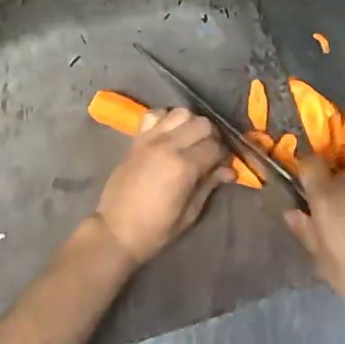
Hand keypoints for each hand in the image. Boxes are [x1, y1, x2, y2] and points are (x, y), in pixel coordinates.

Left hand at [94, 108, 234, 264]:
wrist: (115, 231)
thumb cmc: (155, 230)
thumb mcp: (189, 215)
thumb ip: (209, 186)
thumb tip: (229, 170)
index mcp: (183, 167)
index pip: (215, 146)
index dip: (224, 155)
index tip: (223, 165)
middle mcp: (168, 145)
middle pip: (202, 123)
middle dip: (211, 136)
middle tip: (209, 152)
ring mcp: (150, 139)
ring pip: (181, 112)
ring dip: (191, 124)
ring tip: (190, 140)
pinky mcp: (136, 138)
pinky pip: (154, 114)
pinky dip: (165, 118)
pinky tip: (168, 133)